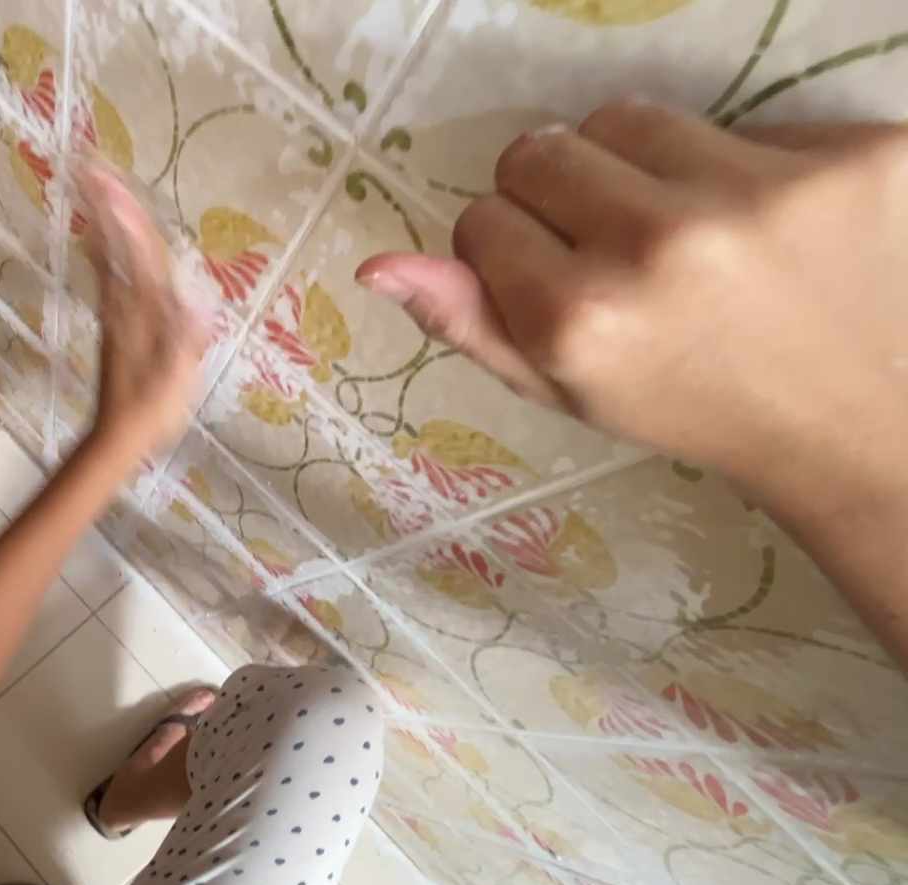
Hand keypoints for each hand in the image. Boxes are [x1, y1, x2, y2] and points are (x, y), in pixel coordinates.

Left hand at [78, 162, 207, 458]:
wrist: (117, 437)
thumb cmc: (152, 410)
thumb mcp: (174, 377)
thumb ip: (182, 340)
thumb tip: (193, 303)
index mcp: (141, 313)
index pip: (134, 254)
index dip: (123, 216)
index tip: (105, 178)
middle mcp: (123, 305)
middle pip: (112, 245)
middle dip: (101, 204)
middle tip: (84, 162)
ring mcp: (114, 314)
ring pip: (104, 257)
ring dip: (95, 219)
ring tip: (85, 185)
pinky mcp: (112, 326)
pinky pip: (104, 276)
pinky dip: (98, 250)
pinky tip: (93, 238)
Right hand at [354, 99, 907, 506]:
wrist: (865, 414)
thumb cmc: (675, 405)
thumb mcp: (550, 385)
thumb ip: (462, 321)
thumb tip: (376, 267)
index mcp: (575, 315)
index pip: (479, 220)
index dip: (496, 246)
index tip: (535, 276)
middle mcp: (661, 243)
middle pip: (541, 151)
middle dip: (545, 191)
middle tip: (589, 240)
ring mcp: (770, 188)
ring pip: (627, 119)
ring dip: (624, 165)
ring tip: (665, 223)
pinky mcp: (860, 149)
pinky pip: (736, 123)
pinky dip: (726, 168)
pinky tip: (757, 223)